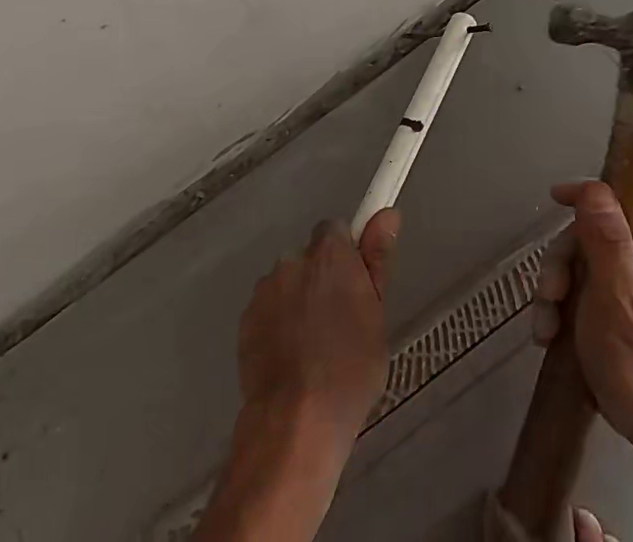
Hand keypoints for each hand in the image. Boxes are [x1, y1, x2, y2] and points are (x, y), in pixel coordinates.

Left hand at [236, 210, 400, 457]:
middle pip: (309, 258)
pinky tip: (292, 357)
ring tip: (314, 347)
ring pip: (287, 284)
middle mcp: (291, 261)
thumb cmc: (351, 367)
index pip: (335, 229)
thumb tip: (388, 214)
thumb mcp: (377, 313)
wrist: (297, 418)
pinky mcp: (245, 319)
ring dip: (298, 301)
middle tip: (340, 320)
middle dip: (321, 279)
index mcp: (329, 254)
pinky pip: (268, 310)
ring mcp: (264, 291)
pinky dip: (278, 324)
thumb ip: (377, 258)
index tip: (355, 281)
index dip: (346, 254)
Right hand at [532, 181, 632, 448]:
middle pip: (598, 233)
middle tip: (550, 294)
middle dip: (565, 261)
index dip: (591, 197)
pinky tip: (552, 333)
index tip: (557, 201)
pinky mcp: (628, 311)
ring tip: (547, 326)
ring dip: (558, 290)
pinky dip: (566, 307)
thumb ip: (606, 241)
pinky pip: (589, 289)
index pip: (629, 199)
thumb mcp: (616, 299)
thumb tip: (594, 189)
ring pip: (587, 263)